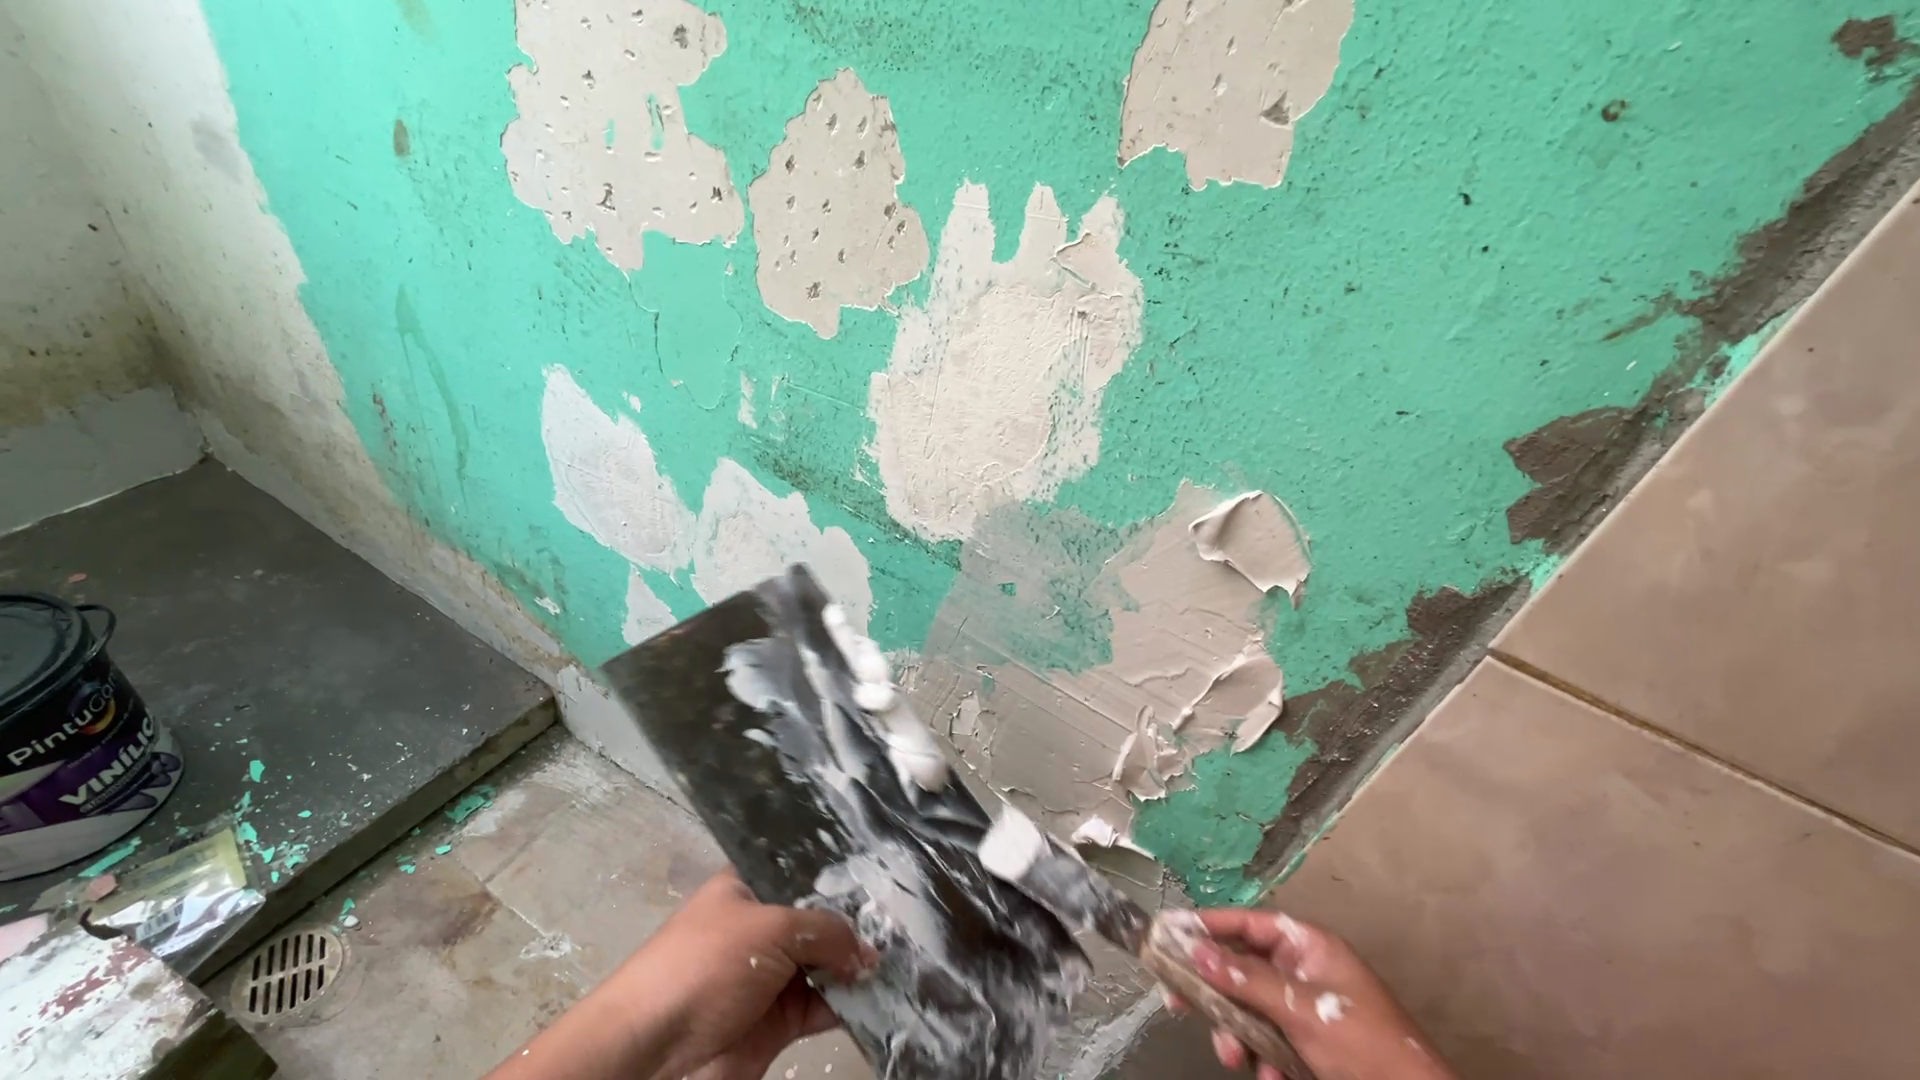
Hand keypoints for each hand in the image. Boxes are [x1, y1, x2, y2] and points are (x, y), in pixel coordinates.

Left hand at [485, 870, 875, 1079]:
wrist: (655, 1051)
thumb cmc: (706, 965)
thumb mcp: (770, 929)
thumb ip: (827, 932)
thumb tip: (870, 953)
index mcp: (750, 888)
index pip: (803, 870)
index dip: (842, 873)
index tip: (887, 870)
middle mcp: (764, 926)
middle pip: (822, 918)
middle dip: (860, 920)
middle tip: (909, 916)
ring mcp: (772, 974)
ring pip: (828, 963)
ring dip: (860, 964)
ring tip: (907, 953)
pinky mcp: (780, 1020)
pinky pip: (826, 1005)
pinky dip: (852, 1002)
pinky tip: (885, 992)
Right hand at [1167, 909, 1455, 1079]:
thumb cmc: (1365, 1046)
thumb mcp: (1302, 1010)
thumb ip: (1246, 980)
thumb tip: (1195, 951)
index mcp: (1307, 947)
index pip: (1246, 923)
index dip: (1207, 926)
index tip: (1168, 933)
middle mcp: (1300, 972)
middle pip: (1239, 968)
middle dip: (1214, 993)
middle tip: (1177, 1003)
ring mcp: (1302, 1011)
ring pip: (1246, 1011)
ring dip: (1236, 1035)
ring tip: (1237, 1058)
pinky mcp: (1303, 1046)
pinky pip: (1264, 1043)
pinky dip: (1261, 1062)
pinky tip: (1272, 1079)